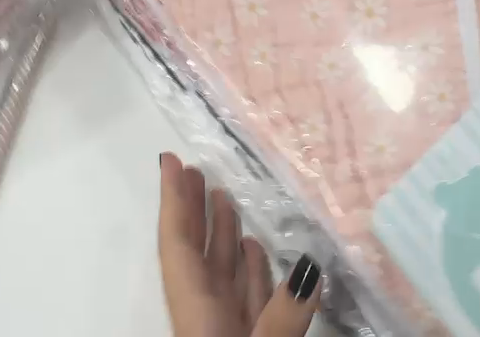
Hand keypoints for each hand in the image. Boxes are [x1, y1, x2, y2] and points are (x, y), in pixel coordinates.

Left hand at [158, 152, 322, 336]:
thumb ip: (283, 314)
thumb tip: (310, 267)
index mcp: (195, 314)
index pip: (178, 246)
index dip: (173, 200)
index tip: (169, 161)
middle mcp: (203, 316)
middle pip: (192, 252)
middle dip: (192, 208)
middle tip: (196, 168)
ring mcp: (222, 328)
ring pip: (216, 272)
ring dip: (219, 232)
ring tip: (223, 194)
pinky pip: (239, 295)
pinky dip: (244, 268)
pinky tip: (253, 245)